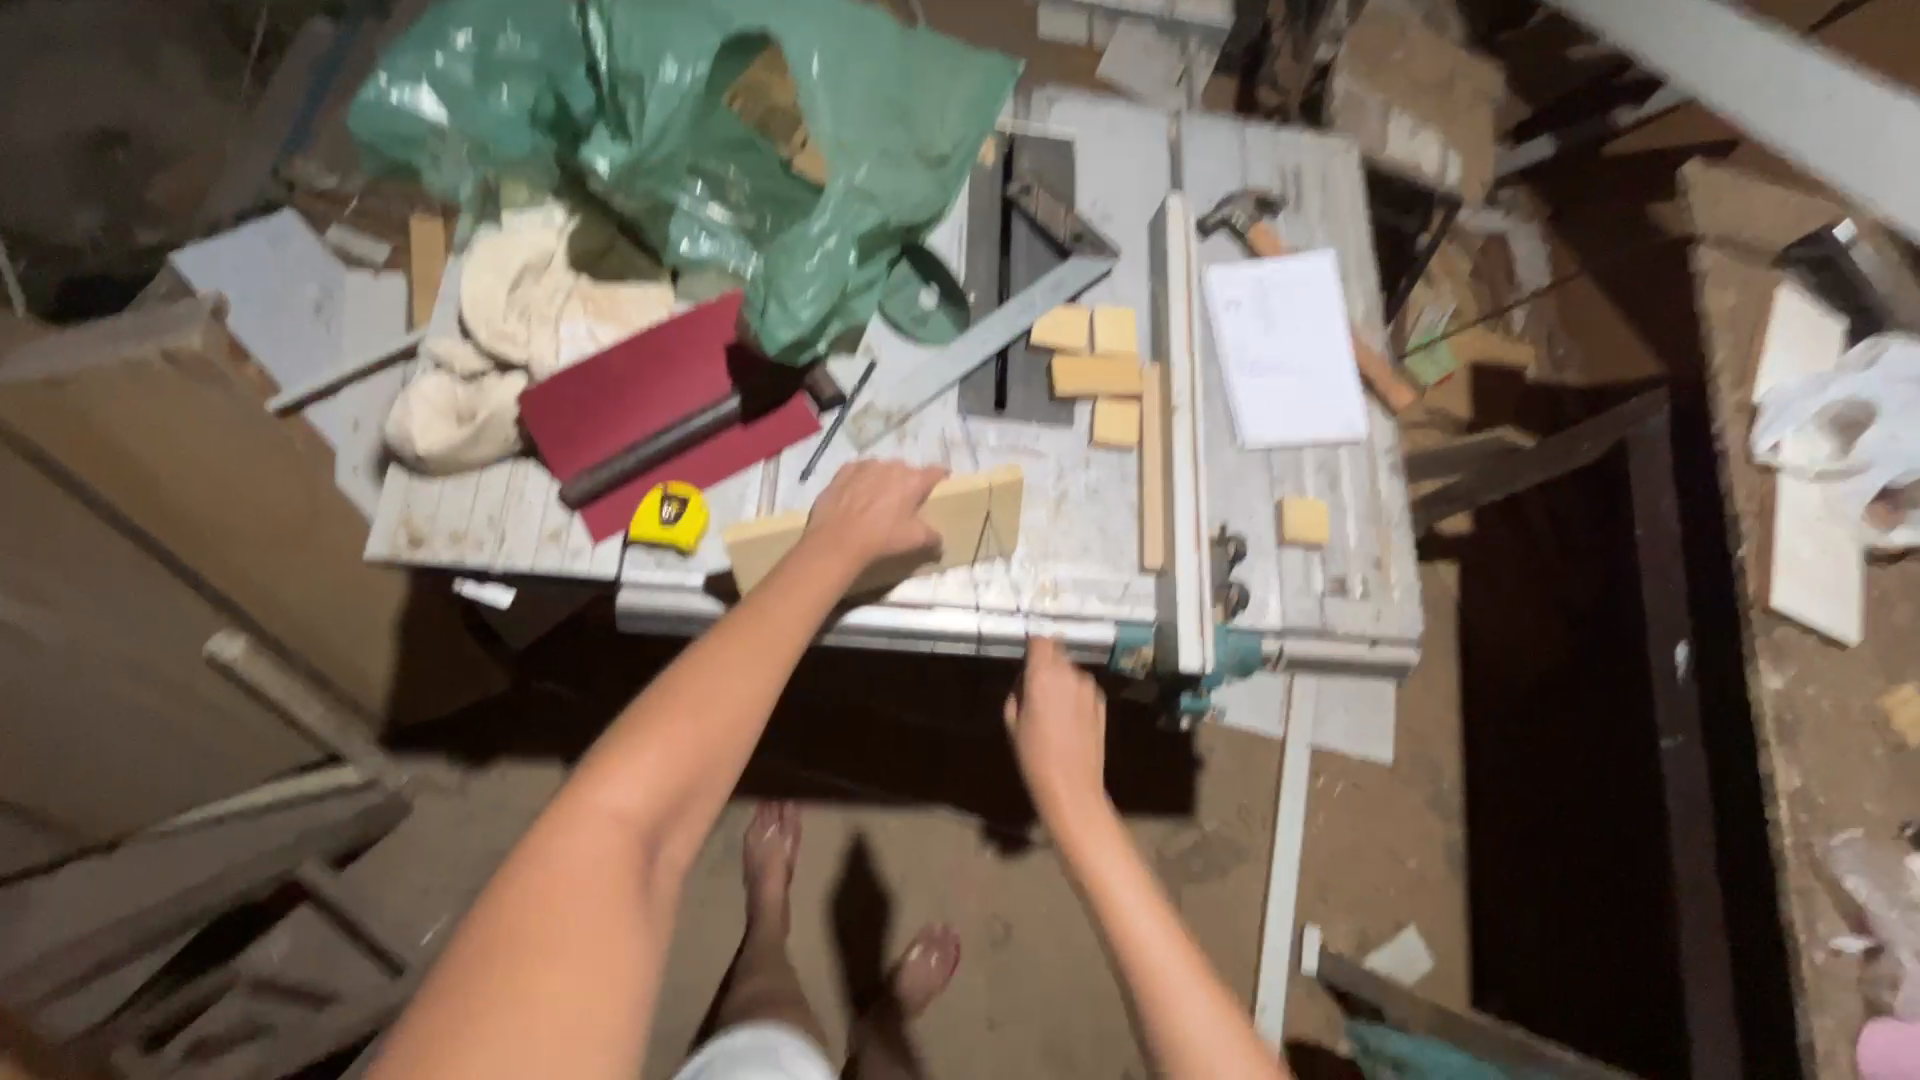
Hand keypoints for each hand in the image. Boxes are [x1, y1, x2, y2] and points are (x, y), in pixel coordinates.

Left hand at [803, 460, 949, 570]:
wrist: (837, 540)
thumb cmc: (882, 539)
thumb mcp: (915, 541)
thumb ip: (933, 537)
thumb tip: (940, 542)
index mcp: (913, 480)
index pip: (936, 472)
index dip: (941, 478)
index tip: (941, 485)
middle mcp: (892, 466)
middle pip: (907, 470)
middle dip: (908, 482)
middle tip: (904, 501)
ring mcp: (866, 466)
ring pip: (882, 468)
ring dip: (883, 479)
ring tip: (877, 498)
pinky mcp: (844, 471)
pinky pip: (859, 471)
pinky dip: (861, 479)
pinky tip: (857, 494)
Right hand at [1004, 638, 1108, 818]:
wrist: (1072, 785)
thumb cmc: (1033, 756)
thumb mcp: (1012, 722)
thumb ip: (1018, 690)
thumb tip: (1026, 679)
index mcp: (1041, 676)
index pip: (1040, 640)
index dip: (1033, 646)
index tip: (1027, 658)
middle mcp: (1069, 674)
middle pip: (1058, 651)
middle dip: (1047, 661)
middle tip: (1037, 684)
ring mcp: (1089, 687)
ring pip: (1071, 670)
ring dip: (1062, 678)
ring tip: (1054, 707)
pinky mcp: (1102, 701)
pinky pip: (1083, 687)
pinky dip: (1075, 693)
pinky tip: (1070, 717)